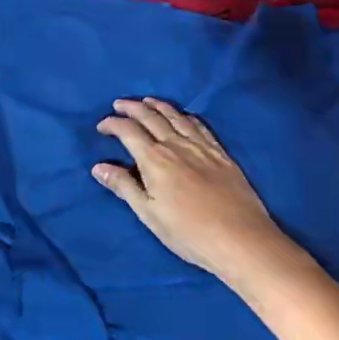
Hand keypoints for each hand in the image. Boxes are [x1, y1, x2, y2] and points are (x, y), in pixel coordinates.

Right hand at [94, 98, 293, 286]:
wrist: (240, 238)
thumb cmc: (188, 232)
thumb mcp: (149, 214)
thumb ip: (124, 187)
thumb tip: (99, 167)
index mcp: (154, 159)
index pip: (128, 131)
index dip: (113, 124)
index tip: (102, 126)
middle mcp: (176, 145)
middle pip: (151, 117)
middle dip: (132, 108)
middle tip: (119, 104)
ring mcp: (201, 146)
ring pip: (175, 117)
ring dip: (158, 106)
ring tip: (146, 101)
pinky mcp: (220, 153)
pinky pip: (199, 125)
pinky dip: (185, 116)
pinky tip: (183, 116)